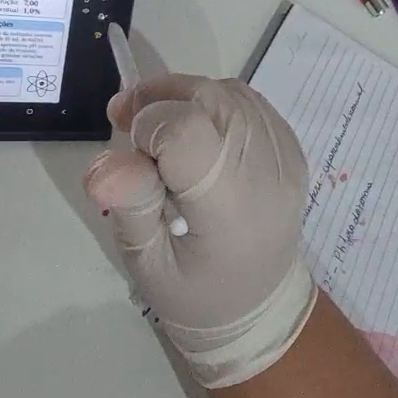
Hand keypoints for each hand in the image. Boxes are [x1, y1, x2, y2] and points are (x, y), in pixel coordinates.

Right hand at [82, 74, 312, 387]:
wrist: (259, 306)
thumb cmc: (195, 294)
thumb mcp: (148, 265)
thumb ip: (130, 207)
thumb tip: (105, 163)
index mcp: (230, 209)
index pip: (188, 131)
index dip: (148, 125)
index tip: (126, 140)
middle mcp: (267, 172)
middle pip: (210, 99)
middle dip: (161, 99)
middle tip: (127, 118)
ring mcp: (286, 155)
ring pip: (229, 91)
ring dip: (186, 96)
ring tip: (157, 123)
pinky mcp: (292, 147)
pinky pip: (249, 100)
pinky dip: (213, 101)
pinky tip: (194, 126)